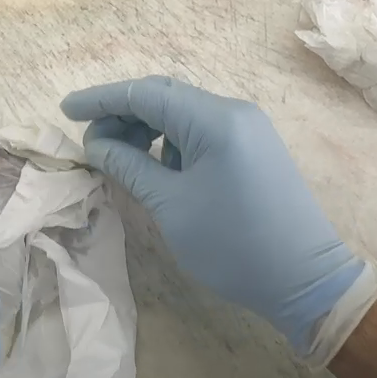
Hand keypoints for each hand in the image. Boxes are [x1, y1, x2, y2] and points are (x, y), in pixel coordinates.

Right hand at [61, 75, 370, 357]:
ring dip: (145, 128)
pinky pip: (200, 130)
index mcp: (214, 119)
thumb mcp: (170, 205)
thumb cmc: (234, 244)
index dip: (101, 100)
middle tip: (90, 142)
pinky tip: (159, 170)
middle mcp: (232, 111)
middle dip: (121, 114)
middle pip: (163, 96)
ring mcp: (247, 128)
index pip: (144, 93)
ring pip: (181, 113)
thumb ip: (127, 165)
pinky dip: (170, 142)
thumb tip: (94, 144)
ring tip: (120, 159)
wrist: (310, 284)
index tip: (66, 110)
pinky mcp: (253, 147)